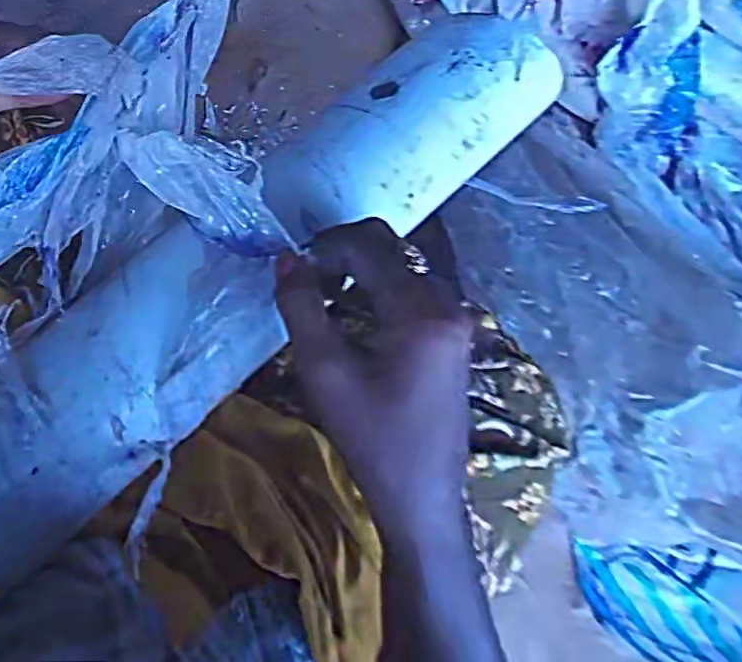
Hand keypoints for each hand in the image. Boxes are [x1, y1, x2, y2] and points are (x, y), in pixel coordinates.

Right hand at [274, 219, 475, 534]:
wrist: (421, 496)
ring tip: (326, 295)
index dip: (323, 249)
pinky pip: (412, 283)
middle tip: (309, 280)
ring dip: (359, 266)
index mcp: (420, 310)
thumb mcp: (323, 369)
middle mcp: (446, 303)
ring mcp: (455, 317)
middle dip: (342, 251)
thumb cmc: (371, 435)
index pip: (365, 247)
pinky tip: (353, 309)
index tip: (295, 275)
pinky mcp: (451, 332)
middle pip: (389, 245)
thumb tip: (286, 258)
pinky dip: (378, 282)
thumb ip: (300, 305)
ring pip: (401, 261)